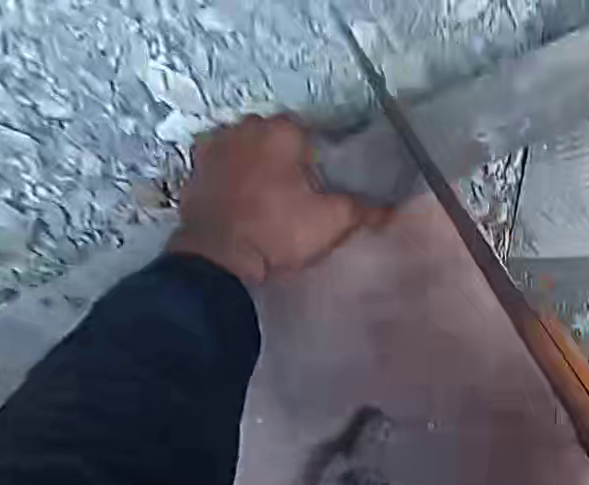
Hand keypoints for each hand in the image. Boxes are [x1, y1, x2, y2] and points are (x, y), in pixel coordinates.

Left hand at [165, 114, 382, 286]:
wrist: (220, 254)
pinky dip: (234, 177)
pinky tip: (244, 199)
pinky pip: (223, 166)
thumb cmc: (278, 230)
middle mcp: (244, 127)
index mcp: (280, 132)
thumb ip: (362, 211)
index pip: (309, 131)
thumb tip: (392, 209)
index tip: (326, 180)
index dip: (320, 156)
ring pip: (248, 149)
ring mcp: (215, 145)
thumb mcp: (331, 223)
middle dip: (288, 158)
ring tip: (273, 197)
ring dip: (259, 166)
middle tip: (303, 191)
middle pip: (275, 138)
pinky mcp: (196, 168)